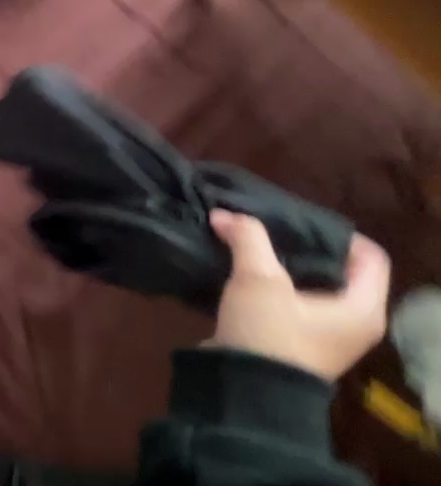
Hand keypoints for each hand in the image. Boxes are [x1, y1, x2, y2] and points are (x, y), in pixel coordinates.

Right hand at [207, 209, 390, 381]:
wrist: (249, 384)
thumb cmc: (271, 331)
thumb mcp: (259, 280)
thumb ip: (247, 240)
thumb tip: (227, 214)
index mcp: (362, 307)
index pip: (370, 257)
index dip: (337, 233)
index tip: (295, 217)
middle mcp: (352, 319)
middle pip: (335, 267)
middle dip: (298, 243)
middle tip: (263, 224)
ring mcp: (324, 330)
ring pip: (308, 282)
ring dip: (278, 260)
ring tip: (245, 241)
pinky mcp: (294, 335)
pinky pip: (289, 297)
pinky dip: (269, 279)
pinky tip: (239, 268)